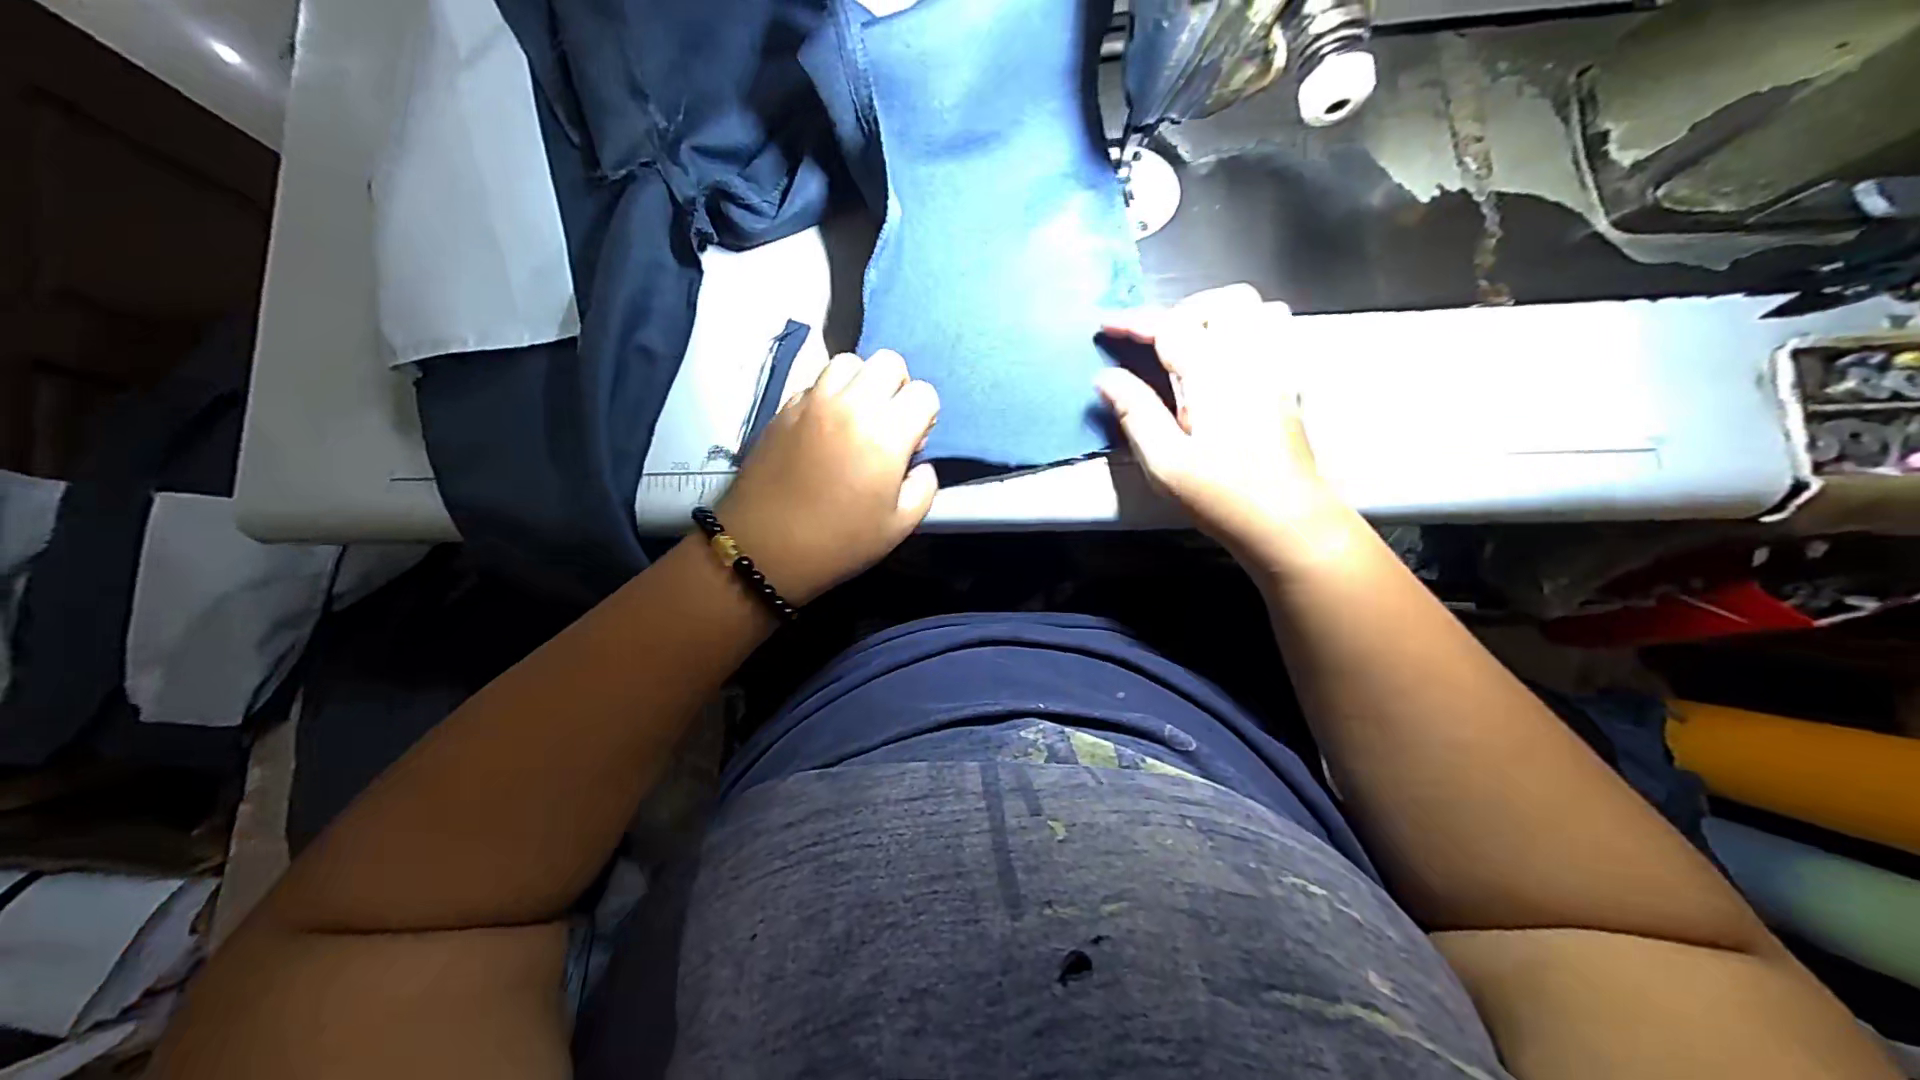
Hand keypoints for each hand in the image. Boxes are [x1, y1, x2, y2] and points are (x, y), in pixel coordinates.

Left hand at [713, 349, 939, 604]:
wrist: (763, 548)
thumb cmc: (837, 543)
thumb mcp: (899, 527)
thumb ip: (922, 489)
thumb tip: (920, 466)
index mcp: (885, 434)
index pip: (923, 393)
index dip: (925, 416)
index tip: (914, 442)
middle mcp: (851, 406)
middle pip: (888, 362)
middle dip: (898, 387)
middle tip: (890, 421)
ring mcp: (812, 402)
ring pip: (848, 363)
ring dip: (861, 383)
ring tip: (856, 416)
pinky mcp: (784, 409)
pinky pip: (815, 382)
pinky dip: (829, 394)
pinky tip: (825, 427)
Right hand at [1097, 284, 1347, 563]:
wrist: (1285, 519)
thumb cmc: (1220, 495)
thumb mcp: (1164, 462)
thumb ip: (1134, 412)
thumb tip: (1106, 377)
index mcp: (1214, 374)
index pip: (1170, 326)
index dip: (1134, 323)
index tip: (1107, 326)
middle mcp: (1250, 358)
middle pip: (1218, 303)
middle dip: (1178, 312)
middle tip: (1151, 342)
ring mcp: (1277, 366)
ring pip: (1252, 306)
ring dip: (1214, 313)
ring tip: (1188, 342)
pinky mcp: (1290, 380)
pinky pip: (1275, 326)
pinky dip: (1245, 325)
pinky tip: (1225, 354)